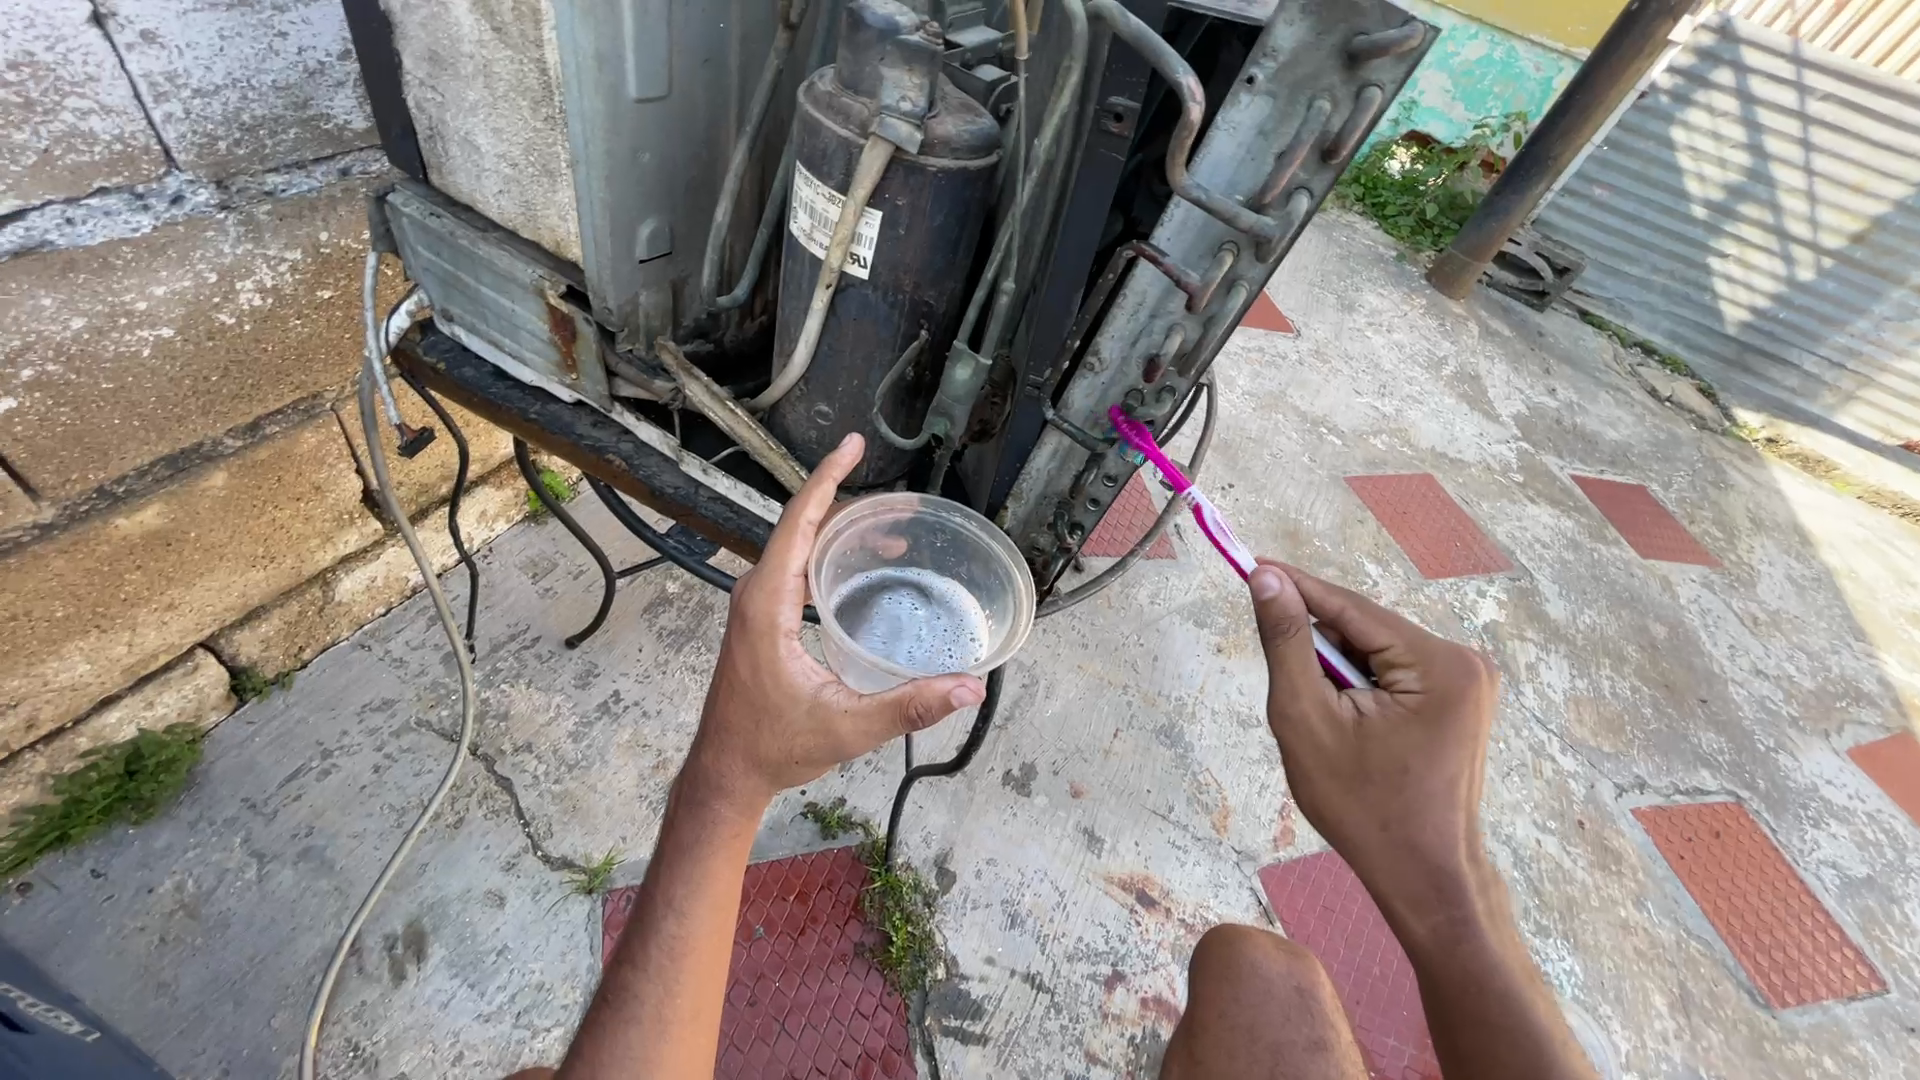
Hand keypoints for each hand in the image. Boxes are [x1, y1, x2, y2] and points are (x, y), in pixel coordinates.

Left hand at [688, 433, 986, 808]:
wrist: (726, 773)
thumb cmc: (773, 748)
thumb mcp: (847, 727)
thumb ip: (909, 706)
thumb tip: (968, 688)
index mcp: (767, 603)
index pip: (798, 522)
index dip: (827, 479)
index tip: (853, 445)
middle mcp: (756, 594)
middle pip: (801, 526)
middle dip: (847, 501)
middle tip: (899, 500)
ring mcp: (754, 607)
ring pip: (798, 547)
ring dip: (840, 530)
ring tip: (892, 532)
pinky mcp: (760, 621)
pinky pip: (795, 569)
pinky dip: (827, 555)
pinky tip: (859, 569)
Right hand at [1247, 560, 1501, 944]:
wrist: (1423, 877)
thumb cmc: (1360, 805)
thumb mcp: (1306, 718)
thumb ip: (1285, 641)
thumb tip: (1266, 578)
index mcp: (1437, 662)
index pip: (1348, 606)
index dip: (1294, 585)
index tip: (1247, 564)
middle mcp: (1463, 660)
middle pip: (1362, 629)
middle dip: (1315, 646)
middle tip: (1282, 679)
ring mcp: (1468, 681)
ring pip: (1373, 651)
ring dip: (1334, 669)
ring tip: (1317, 716)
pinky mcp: (1460, 700)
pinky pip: (1390, 671)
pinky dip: (1355, 684)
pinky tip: (1342, 720)